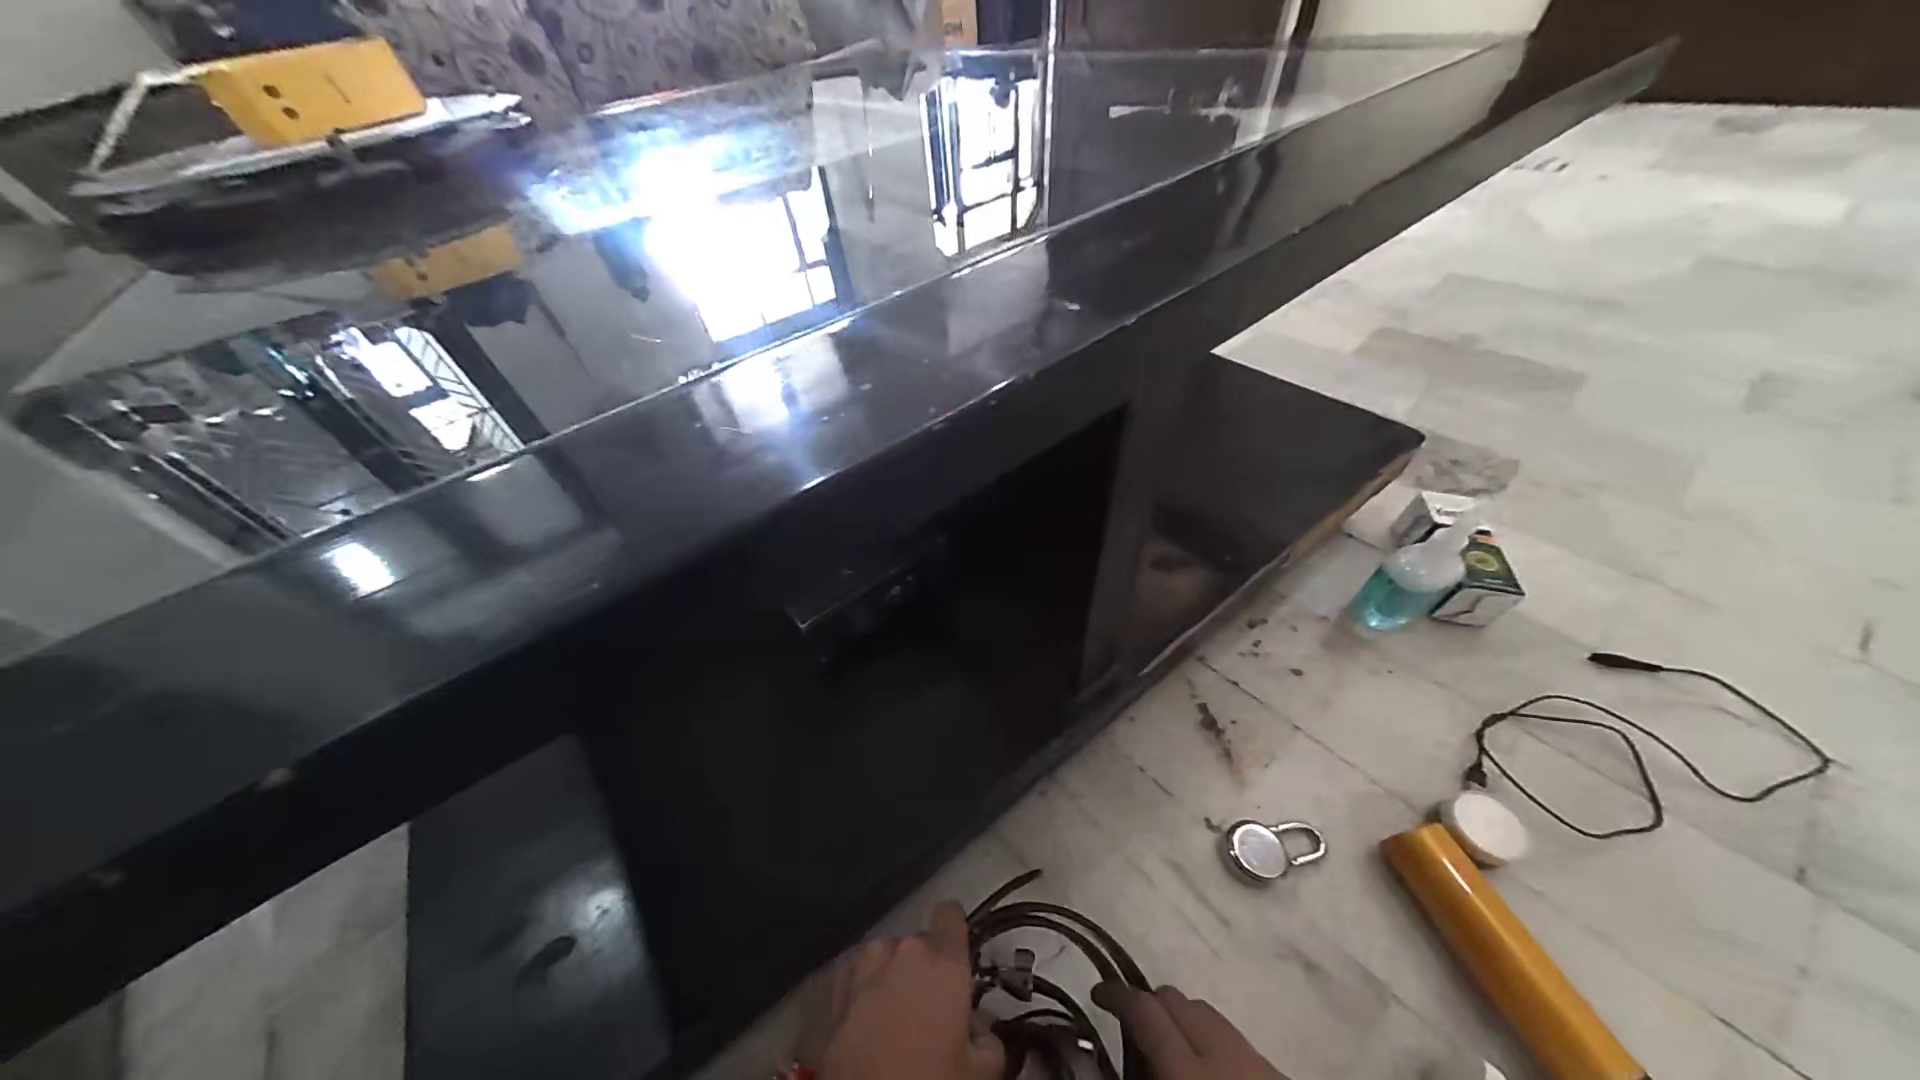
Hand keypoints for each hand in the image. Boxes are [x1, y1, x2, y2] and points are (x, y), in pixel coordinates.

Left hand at [804, 902, 1004, 1079]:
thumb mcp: (982, 1072)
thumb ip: (988, 1037)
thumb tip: (977, 1027)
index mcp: (944, 963)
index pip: (950, 916)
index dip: (953, 927)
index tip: (955, 948)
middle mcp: (905, 953)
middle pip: (919, 945)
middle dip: (925, 969)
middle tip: (929, 1008)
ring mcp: (865, 966)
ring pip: (886, 957)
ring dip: (892, 975)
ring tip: (894, 1015)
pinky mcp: (835, 987)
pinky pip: (858, 975)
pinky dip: (864, 990)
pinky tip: (866, 1021)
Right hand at [1093, 983, 1288, 1079]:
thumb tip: (1115, 1072)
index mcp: (1186, 1073)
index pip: (1144, 1009)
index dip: (1116, 995)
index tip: (1097, 994)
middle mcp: (1222, 1054)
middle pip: (1175, 999)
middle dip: (1147, 1004)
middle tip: (1129, 1033)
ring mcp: (1256, 1062)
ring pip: (1206, 1013)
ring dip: (1179, 1019)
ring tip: (1165, 1052)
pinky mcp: (1279, 1076)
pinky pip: (1234, 1038)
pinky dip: (1210, 1041)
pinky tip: (1206, 1075)